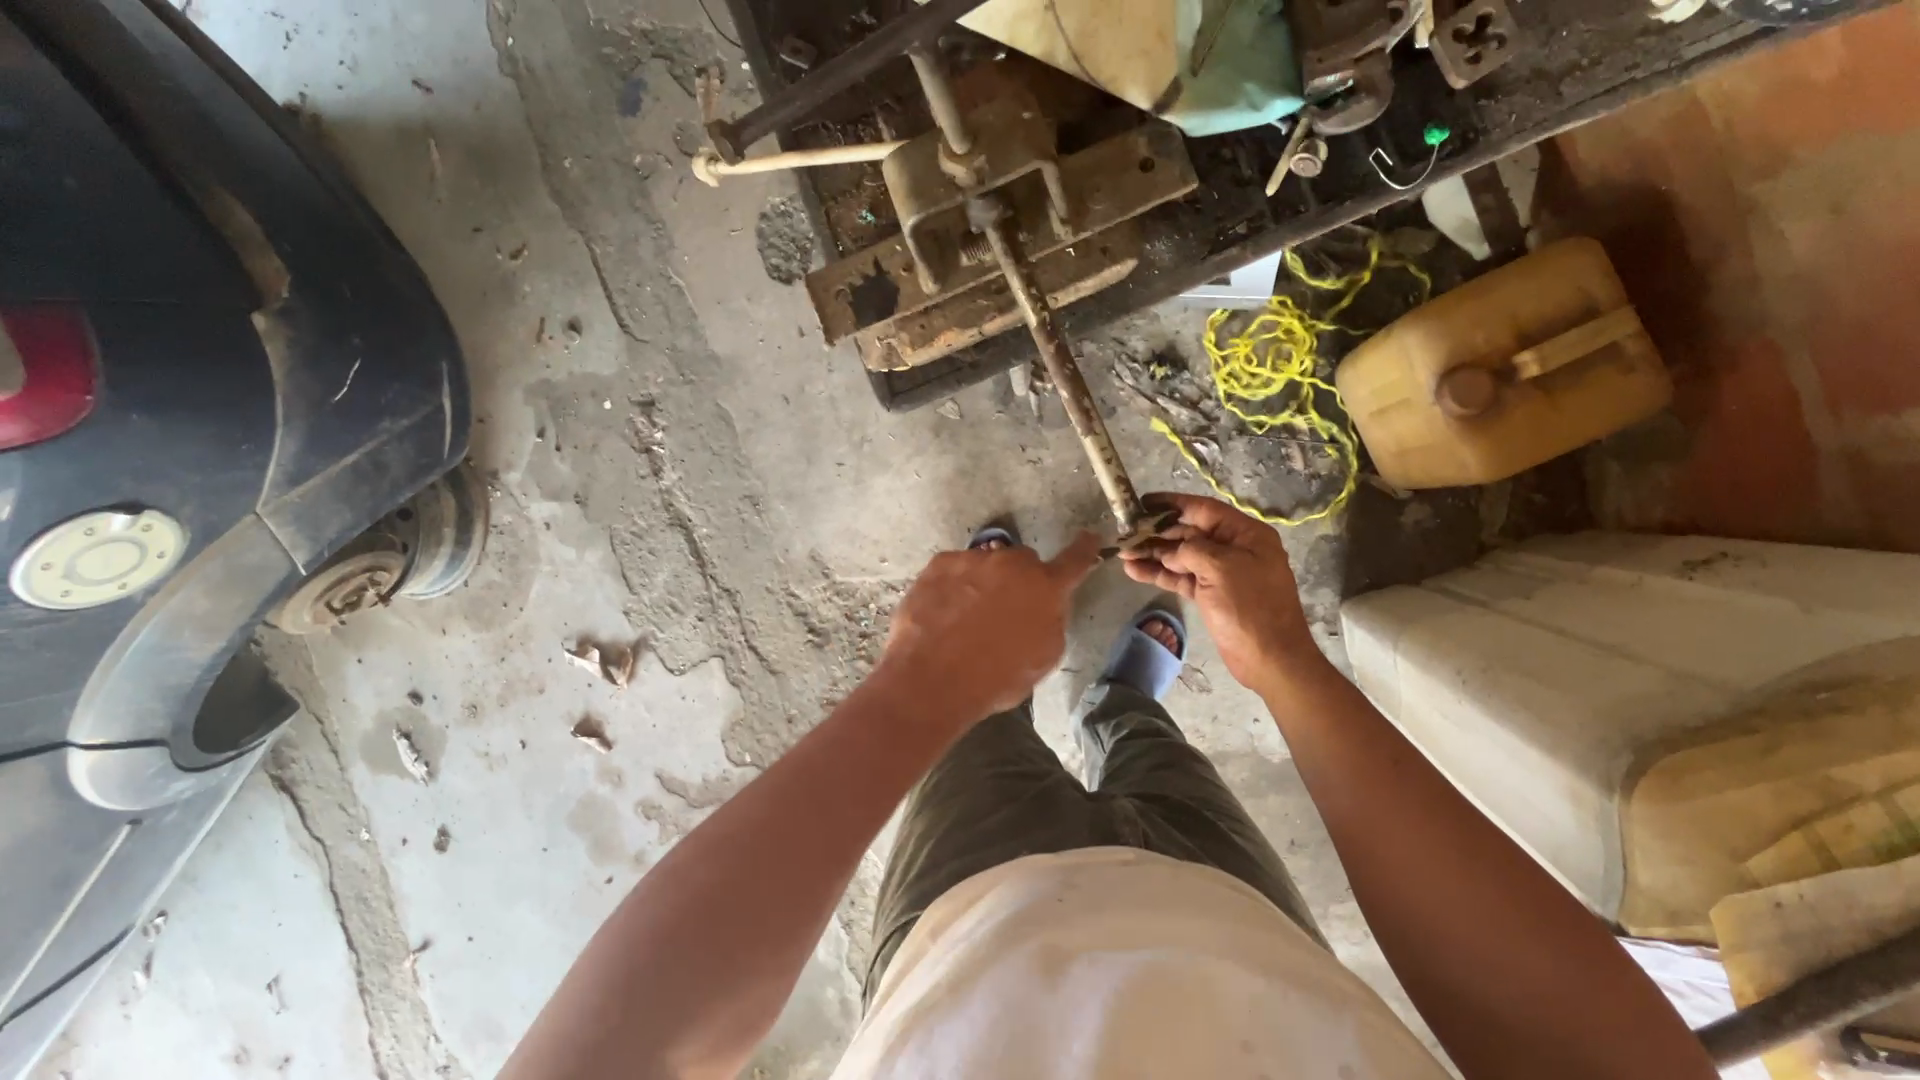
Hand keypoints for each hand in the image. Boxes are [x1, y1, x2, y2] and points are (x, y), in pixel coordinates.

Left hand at [877, 532, 1102, 727]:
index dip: (1083, 549)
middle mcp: (1013, 564)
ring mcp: (974, 560)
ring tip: (965, 619)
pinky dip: (953, 586)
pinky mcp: (940, 564)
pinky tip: (943, 614)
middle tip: (1003, 611)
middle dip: (1018, 580)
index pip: (1074, 561)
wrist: (935, 678)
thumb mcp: (1043, 657)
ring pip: (986, 564)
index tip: (1089, 537)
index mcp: (1046, 588)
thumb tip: (1045, 607)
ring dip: (983, 583)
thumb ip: (1051, 621)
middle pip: (1022, 563)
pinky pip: (955, 569)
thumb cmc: (997, 677)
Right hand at [1119, 493, 1323, 691]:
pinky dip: (1160, 574)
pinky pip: (1181, 578)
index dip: (1172, 504)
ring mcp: (1221, 573)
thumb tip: (1169, 551)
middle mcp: (1234, 548)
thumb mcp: (1221, 568)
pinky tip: (1134, 571)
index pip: (1204, 509)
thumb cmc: (1250, 607)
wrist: (1270, 658)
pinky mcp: (1210, 595)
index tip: (1143, 503)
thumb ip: (1191, 550)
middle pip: (1190, 532)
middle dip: (1158, 533)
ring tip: (1123, 552)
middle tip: (1126, 533)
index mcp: (1245, 534)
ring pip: (1182, 557)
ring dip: (1154, 554)